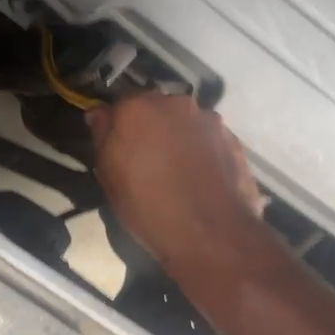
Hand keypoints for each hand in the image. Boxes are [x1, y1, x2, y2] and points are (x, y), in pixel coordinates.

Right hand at [87, 93, 262, 257]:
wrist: (211, 232)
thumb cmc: (146, 202)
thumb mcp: (107, 172)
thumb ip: (102, 134)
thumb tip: (100, 113)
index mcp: (137, 107)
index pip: (119, 103)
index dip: (117, 124)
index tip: (115, 144)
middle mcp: (174, 103)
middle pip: (155, 108)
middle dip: (149, 127)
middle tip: (145, 157)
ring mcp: (209, 120)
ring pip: (184, 122)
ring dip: (177, 137)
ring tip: (176, 170)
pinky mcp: (234, 140)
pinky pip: (207, 139)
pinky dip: (201, 151)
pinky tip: (198, 177)